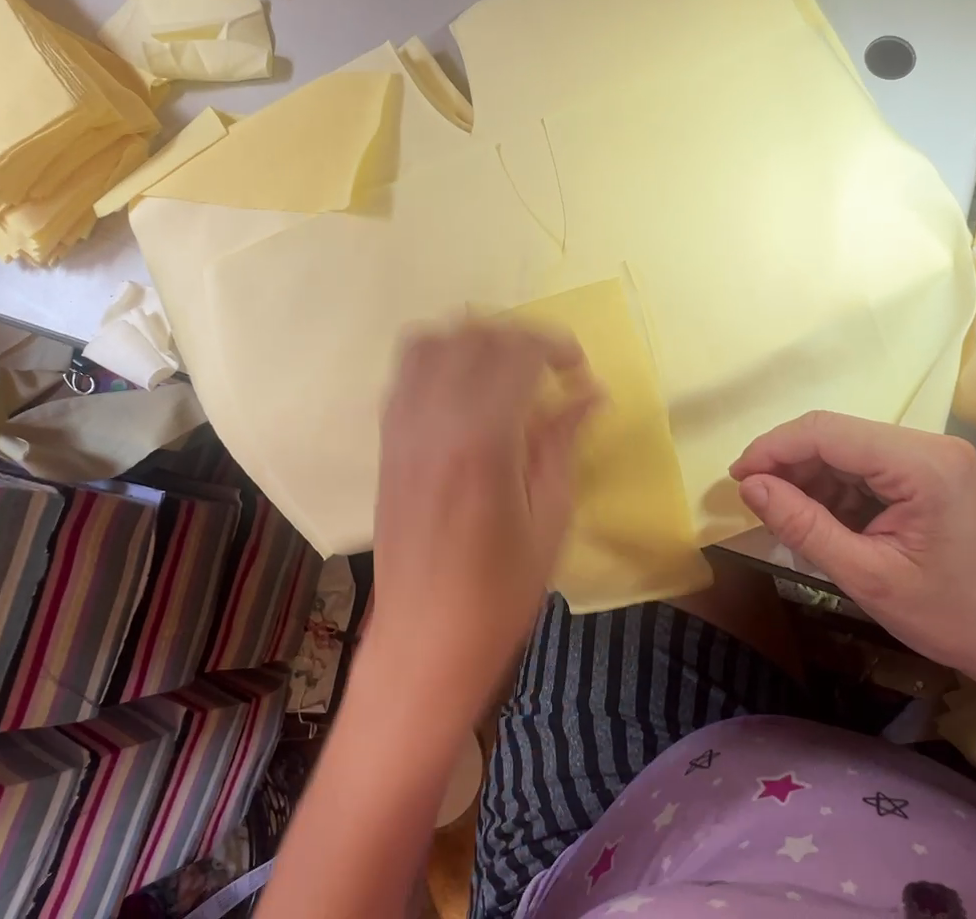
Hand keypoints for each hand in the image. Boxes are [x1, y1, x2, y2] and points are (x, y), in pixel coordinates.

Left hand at [371, 321, 598, 692]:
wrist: (425, 640)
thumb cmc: (500, 594)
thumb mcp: (550, 520)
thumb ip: (562, 444)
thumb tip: (590, 394)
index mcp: (482, 440)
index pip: (516, 352)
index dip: (556, 347)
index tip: (579, 372)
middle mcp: (433, 420)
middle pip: (473, 336)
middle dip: (519, 339)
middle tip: (551, 373)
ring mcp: (401, 429)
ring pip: (429, 343)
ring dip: (473, 343)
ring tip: (506, 374)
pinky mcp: (385, 444)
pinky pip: (405, 376)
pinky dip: (439, 364)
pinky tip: (467, 397)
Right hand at [729, 412, 975, 688]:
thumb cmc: (947, 615)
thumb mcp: (866, 576)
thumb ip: (803, 526)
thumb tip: (748, 487)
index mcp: (923, 465)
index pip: (828, 433)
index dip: (774, 449)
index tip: (736, 479)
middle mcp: (928, 446)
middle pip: (835, 436)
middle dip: (788, 465)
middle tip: (754, 501)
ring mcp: (930, 457)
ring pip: (844, 450)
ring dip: (808, 479)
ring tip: (786, 519)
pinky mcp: (926, 473)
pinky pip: (862, 467)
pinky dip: (832, 490)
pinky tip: (819, 521)